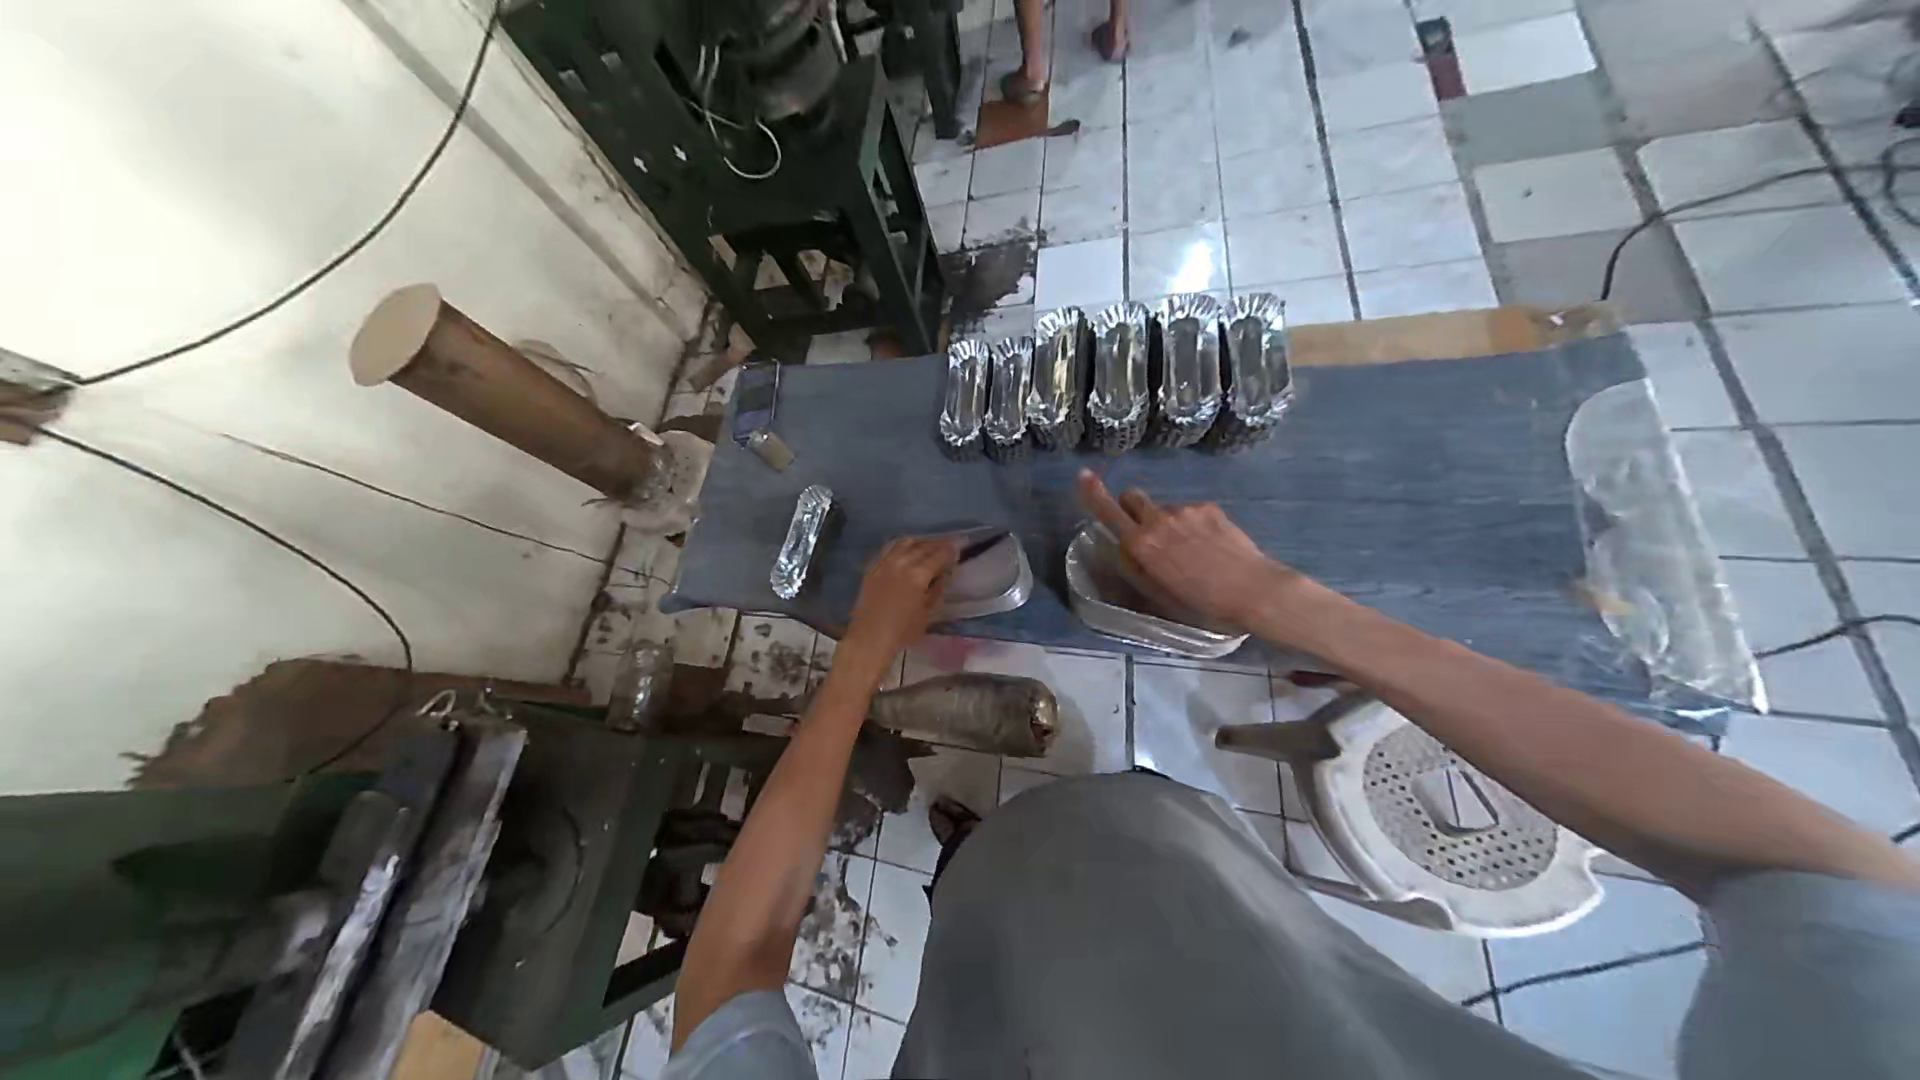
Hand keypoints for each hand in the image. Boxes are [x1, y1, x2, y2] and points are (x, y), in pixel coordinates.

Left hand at [839, 537, 956, 677]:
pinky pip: (889, 548)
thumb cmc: (903, 631)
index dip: (952, 549)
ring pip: (906, 543)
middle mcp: (902, 562)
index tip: (960, 544)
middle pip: (924, 546)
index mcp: (919, 574)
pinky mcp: (873, 567)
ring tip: (928, 544)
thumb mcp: (928, 613)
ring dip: (920, 541)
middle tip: (948, 543)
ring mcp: (885, 562)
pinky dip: (901, 545)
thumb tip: (946, 574)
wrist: (869, 637)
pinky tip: (906, 548)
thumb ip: (938, 589)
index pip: (939, 555)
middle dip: (938, 543)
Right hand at [1077, 469, 1299, 629]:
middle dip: (1131, 507)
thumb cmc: (1201, 602)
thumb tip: (1125, 547)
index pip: (1107, 511)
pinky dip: (1192, 524)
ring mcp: (1184, 511)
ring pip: (1163, 508)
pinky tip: (1210, 545)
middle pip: (1132, 497)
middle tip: (1146, 531)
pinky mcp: (1208, 508)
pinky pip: (1189, 511)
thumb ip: (1136, 566)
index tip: (1083, 475)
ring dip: (1167, 522)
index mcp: (1141, 545)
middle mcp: (1158, 521)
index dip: (1092, 493)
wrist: (1252, 591)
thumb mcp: (1157, 592)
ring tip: (1190, 550)